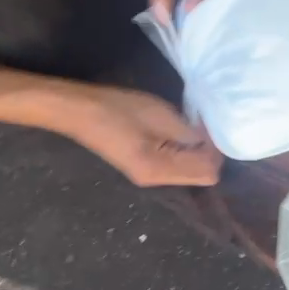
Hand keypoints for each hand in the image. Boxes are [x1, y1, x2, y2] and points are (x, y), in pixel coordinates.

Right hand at [46, 84, 222, 186]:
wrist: (74, 108)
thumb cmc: (117, 109)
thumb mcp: (162, 117)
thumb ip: (191, 134)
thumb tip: (211, 141)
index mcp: (160, 171)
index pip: (208, 173)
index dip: (215, 152)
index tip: (208, 130)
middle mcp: (156, 181)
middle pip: (201, 176)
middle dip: (208, 154)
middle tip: (202, 128)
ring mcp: (149, 177)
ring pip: (190, 172)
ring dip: (196, 153)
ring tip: (189, 128)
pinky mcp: (143, 168)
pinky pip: (176, 166)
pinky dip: (183, 153)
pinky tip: (175, 134)